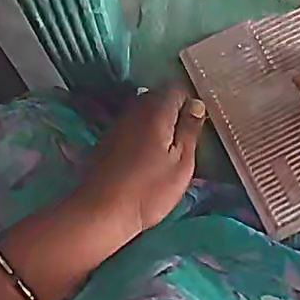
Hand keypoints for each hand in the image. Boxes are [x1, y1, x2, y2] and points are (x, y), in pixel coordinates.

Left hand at [69, 86, 206, 238]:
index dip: (191, 102)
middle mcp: (134, 109)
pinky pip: (131, 124)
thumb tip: (197, 105)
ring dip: (157, 121)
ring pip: (143, 110)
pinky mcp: (107, 138)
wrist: (102, 210)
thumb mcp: (181, 164)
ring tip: (167, 148)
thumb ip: (190, 131)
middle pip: (158, 96)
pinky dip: (142, 131)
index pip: (177, 88)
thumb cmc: (149, 190)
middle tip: (185, 138)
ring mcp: (118, 123)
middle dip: (173, 110)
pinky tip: (146, 154)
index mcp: (155, 111)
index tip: (198, 124)